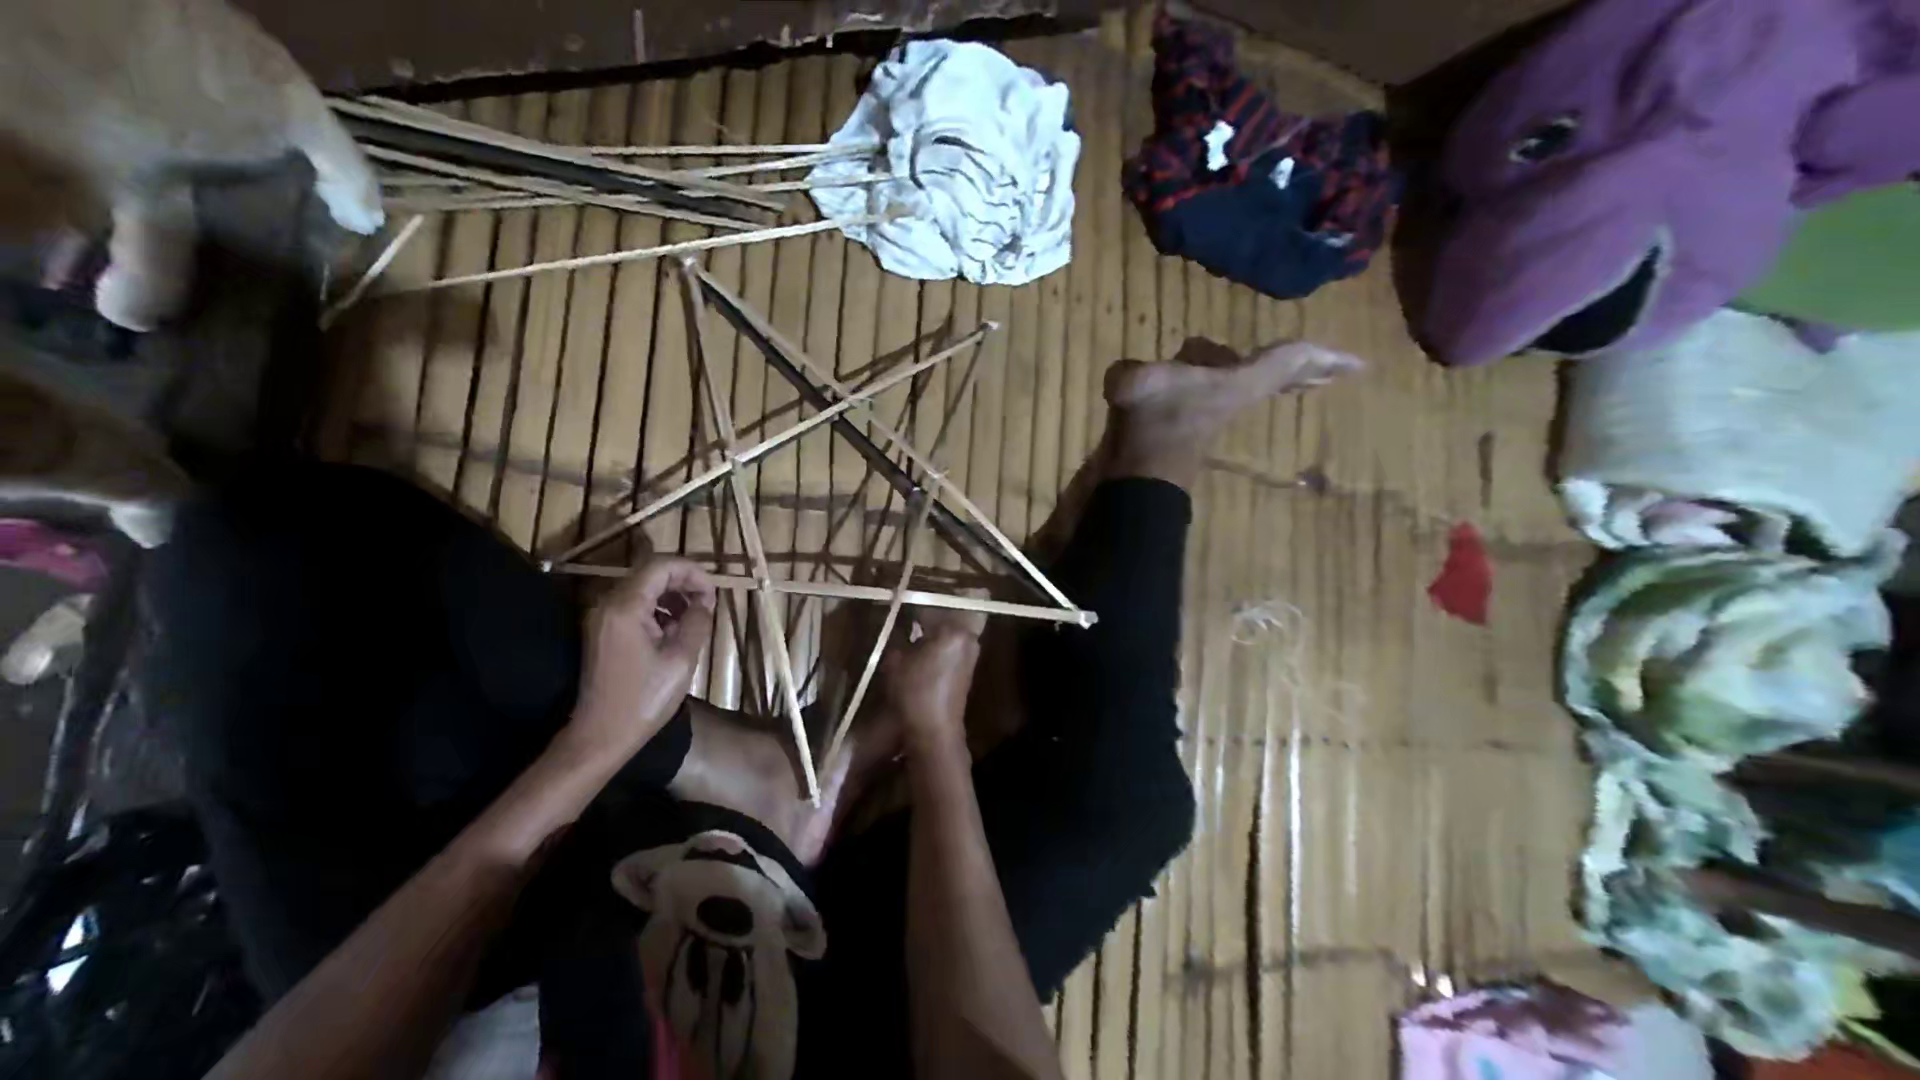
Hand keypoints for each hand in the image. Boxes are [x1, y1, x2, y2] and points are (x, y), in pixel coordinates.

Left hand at [570, 557, 716, 759]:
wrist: (600, 735)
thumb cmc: (644, 699)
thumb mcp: (681, 659)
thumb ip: (697, 622)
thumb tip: (705, 602)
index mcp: (626, 608)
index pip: (661, 566)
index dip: (692, 572)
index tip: (713, 592)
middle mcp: (609, 604)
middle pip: (650, 574)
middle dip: (683, 582)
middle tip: (708, 603)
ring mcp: (602, 618)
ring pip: (642, 589)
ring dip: (672, 596)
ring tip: (695, 618)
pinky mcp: (602, 632)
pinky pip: (634, 607)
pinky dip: (658, 609)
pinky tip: (675, 631)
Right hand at [880, 607, 983, 751]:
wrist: (935, 730)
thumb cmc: (914, 693)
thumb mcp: (896, 660)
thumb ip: (896, 634)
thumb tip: (894, 619)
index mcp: (950, 630)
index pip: (927, 605)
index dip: (907, 603)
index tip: (893, 601)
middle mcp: (966, 635)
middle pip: (943, 612)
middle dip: (923, 610)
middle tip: (902, 610)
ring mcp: (971, 649)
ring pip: (950, 626)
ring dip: (933, 624)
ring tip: (910, 625)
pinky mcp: (970, 662)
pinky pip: (953, 640)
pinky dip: (939, 637)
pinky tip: (921, 643)